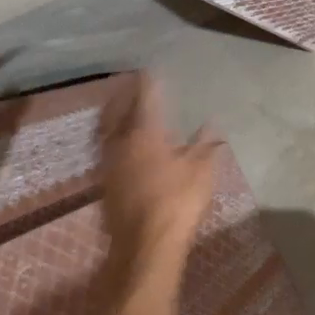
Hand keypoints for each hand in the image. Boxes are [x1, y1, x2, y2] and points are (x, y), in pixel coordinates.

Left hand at [101, 79, 223, 264]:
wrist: (145, 246)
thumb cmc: (178, 202)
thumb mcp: (202, 170)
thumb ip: (205, 145)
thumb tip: (211, 125)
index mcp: (145, 135)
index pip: (145, 100)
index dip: (148, 83)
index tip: (151, 69)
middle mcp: (121, 144)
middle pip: (115, 112)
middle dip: (122, 94)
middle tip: (129, 82)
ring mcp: (108, 165)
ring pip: (105, 131)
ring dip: (112, 114)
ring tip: (121, 106)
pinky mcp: (104, 184)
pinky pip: (105, 148)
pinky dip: (112, 136)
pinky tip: (122, 140)